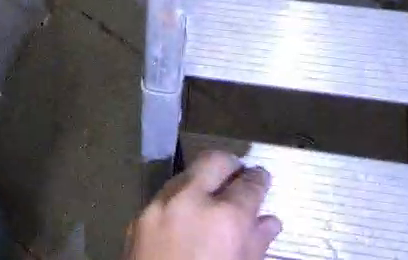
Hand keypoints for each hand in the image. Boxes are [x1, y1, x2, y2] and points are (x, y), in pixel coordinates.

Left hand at [125, 150, 281, 259]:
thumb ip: (256, 246)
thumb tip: (270, 222)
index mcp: (224, 220)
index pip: (250, 184)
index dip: (260, 181)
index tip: (263, 180)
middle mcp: (191, 201)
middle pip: (215, 162)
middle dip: (230, 166)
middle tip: (238, 179)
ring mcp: (159, 206)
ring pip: (186, 175)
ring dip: (202, 182)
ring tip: (212, 201)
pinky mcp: (138, 218)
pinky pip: (164, 197)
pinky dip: (180, 201)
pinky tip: (186, 220)